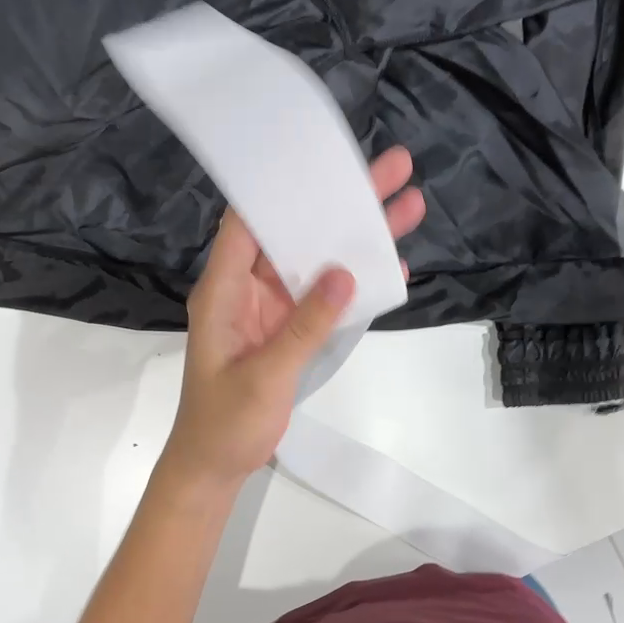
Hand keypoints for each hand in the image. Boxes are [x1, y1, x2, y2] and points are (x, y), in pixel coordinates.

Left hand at [161, 147, 425, 487]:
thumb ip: (304, 326)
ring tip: (407, 203)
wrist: (216, 466)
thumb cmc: (225, 423)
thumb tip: (346, 272)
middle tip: (392, 168)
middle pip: (293, 233)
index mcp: (224, 290)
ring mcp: (271, 310)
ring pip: (316, 262)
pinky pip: (325, 299)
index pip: (248, 223)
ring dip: (356, 237)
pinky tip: (392, 264)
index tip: (321, 156)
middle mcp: (248, 290)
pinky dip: (355, 283)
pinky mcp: (290, 332)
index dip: (281, 186)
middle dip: (339, 202)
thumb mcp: (263, 376)